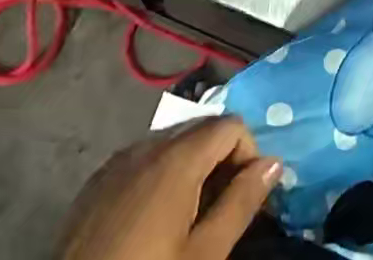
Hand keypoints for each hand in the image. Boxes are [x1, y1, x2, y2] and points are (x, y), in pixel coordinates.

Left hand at [57, 118, 283, 259]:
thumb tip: (273, 162)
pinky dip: (163, 173)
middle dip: (223, 158)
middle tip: (225, 209)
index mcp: (177, 157)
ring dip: (194, 166)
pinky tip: (157, 218)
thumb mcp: (204, 254)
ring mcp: (119, 159)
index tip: (248, 196)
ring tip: (193, 217)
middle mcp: (148, 144)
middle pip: (202, 128)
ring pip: (173, 142)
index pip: (231, 125)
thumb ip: (241, 202)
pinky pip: (144, 158)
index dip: (249, 155)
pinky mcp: (99, 179)